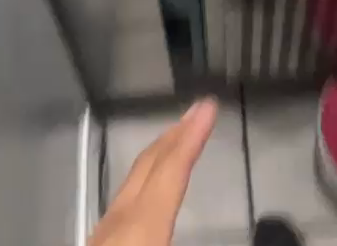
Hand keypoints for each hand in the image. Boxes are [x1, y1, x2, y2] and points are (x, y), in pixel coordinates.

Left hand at [89, 98, 218, 245]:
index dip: (192, 135)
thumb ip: (195, 238)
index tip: (208, 104)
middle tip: (198, 110)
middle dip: (175, 134)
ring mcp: (100, 230)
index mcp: (138, 229)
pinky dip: (143, 177)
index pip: (170, 171)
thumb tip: (239, 240)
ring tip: (179, 137)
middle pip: (147, 166)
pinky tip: (150, 185)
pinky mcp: (97, 240)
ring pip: (131, 178)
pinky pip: (123, 197)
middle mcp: (116, 220)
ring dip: (159, 153)